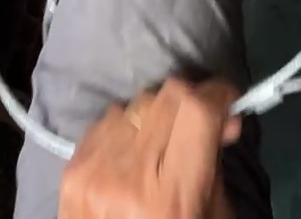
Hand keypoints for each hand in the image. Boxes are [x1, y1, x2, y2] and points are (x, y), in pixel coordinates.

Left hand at [59, 80, 242, 218]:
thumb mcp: (211, 215)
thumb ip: (215, 159)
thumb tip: (223, 114)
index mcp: (170, 199)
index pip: (195, 111)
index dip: (218, 94)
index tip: (228, 103)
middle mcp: (128, 178)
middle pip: (169, 96)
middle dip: (192, 101)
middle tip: (201, 121)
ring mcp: (94, 171)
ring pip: (139, 101)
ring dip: (158, 115)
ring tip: (162, 144)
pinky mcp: (72, 168)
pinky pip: (111, 118)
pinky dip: (129, 127)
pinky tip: (134, 154)